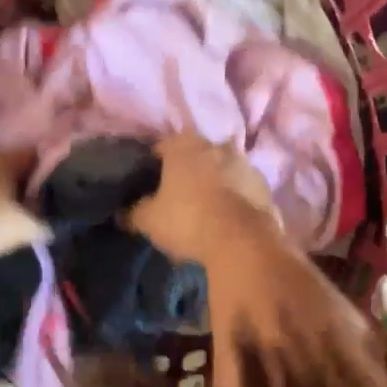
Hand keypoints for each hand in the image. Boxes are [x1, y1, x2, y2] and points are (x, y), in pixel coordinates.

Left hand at [0, 149, 49, 262]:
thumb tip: (54, 224)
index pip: (43, 155)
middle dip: (30, 187)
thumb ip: (44, 225)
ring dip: (5, 198)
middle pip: (17, 169)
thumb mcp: (22, 229)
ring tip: (18, 219)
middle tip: (46, 207)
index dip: (58, 170)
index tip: (68, 188)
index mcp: (8, 158)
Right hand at [128, 133, 278, 261]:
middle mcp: (216, 145)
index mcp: (185, 145)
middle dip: (188, 170)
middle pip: (196, 154)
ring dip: (215, 181)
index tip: (148, 182)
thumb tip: (122, 213)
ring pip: (222, 168)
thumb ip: (134, 212)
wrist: (243, 241)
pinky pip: (242, 188)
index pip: (162, 146)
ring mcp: (245, 163)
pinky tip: (228, 216)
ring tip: (205, 207)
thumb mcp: (149, 220)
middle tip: (177, 194)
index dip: (153, 163)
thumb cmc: (188, 220)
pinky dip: (235, 197)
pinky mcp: (264, 185)